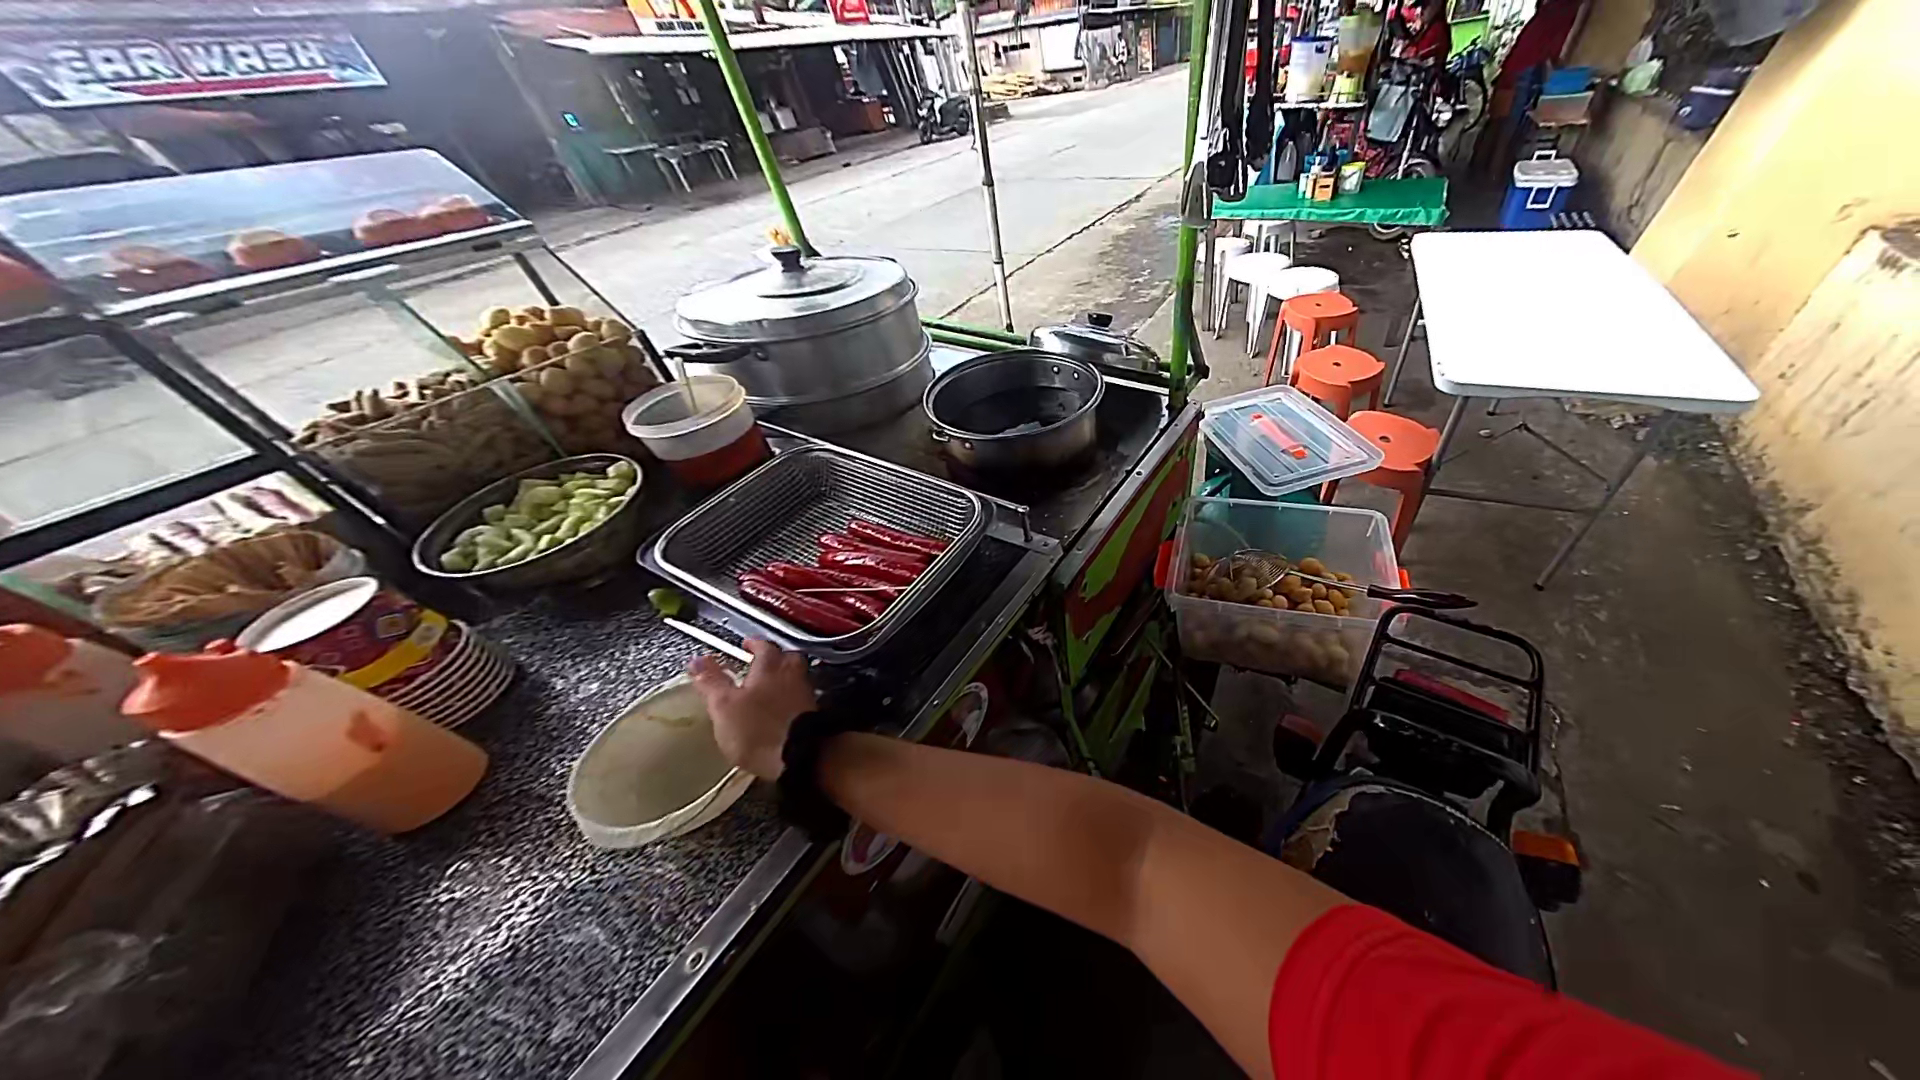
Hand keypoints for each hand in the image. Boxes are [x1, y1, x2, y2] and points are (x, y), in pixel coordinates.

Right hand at [688, 639, 815, 779]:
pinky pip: (800, 698)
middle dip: (775, 658)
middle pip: (787, 658)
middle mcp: (792, 675)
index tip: (747, 644)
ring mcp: (806, 694)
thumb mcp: (724, 705)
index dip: (754, 644)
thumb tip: (697, 660)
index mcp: (770, 667)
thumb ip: (711, 682)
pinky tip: (781, 710)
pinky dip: (790, 698)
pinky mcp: (814, 715)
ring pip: (796, 677)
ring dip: (784, 678)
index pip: (764, 646)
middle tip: (762, 663)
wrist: (800, 757)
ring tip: (769, 687)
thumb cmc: (758, 729)